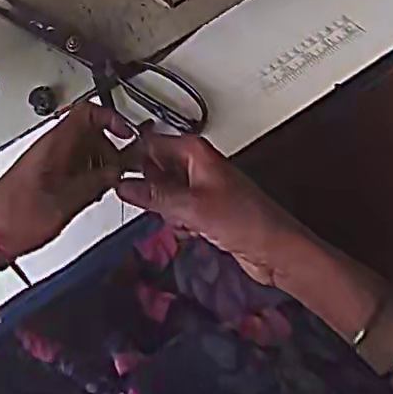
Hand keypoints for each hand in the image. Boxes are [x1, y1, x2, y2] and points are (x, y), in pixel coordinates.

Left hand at [0, 103, 133, 259]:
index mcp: (54, 144)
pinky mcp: (44, 176)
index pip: (87, 112)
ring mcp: (46, 161)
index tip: (127, 135)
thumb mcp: (66, 202)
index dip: (111, 118)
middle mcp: (50, 147)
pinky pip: (72, 165)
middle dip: (109, 147)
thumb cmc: (15, 217)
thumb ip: (95, 182)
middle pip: (88, 131)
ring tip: (109, 184)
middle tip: (123, 167)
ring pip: (81, 149)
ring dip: (99, 163)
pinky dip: (87, 175)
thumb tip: (116, 171)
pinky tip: (92, 193)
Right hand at [115, 126, 305, 284]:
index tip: (115, 172)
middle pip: (156, 166)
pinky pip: (177, 205)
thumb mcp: (192, 207)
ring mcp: (201, 184)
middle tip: (141, 201)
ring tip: (174, 218)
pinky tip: (186, 228)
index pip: (150, 143)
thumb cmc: (247, 220)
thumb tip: (125, 185)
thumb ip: (155, 196)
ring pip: (165, 188)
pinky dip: (176, 217)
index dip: (132, 158)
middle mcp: (196, 163)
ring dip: (163, 205)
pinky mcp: (205, 205)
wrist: (277, 250)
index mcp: (194, 151)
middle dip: (148, 186)